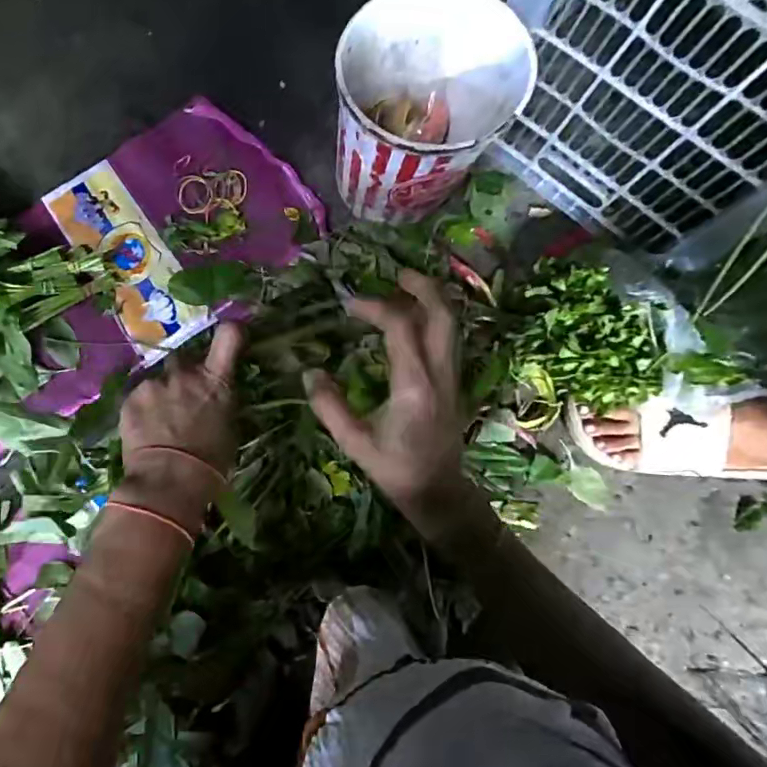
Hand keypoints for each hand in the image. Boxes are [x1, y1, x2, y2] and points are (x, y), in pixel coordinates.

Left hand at [114, 322, 243, 523]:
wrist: (169, 480)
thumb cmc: (211, 461)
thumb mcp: (230, 428)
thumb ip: (222, 403)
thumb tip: (217, 400)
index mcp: (217, 381)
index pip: (229, 337)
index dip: (231, 332)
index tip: (231, 335)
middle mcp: (185, 374)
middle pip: (186, 357)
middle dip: (186, 370)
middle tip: (186, 395)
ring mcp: (155, 384)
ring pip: (159, 378)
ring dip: (162, 391)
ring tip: (162, 419)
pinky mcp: (129, 398)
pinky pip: (139, 394)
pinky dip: (143, 406)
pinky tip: (146, 428)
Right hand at [305, 270, 470, 516]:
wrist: (437, 492)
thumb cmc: (395, 470)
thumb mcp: (354, 442)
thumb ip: (330, 406)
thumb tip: (310, 372)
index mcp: (414, 385)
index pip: (401, 327)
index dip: (375, 307)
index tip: (349, 306)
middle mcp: (440, 374)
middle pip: (443, 314)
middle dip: (422, 287)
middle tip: (396, 274)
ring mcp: (453, 377)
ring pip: (452, 325)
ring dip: (432, 300)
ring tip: (406, 288)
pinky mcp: (456, 384)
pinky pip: (450, 340)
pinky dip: (436, 320)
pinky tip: (417, 320)